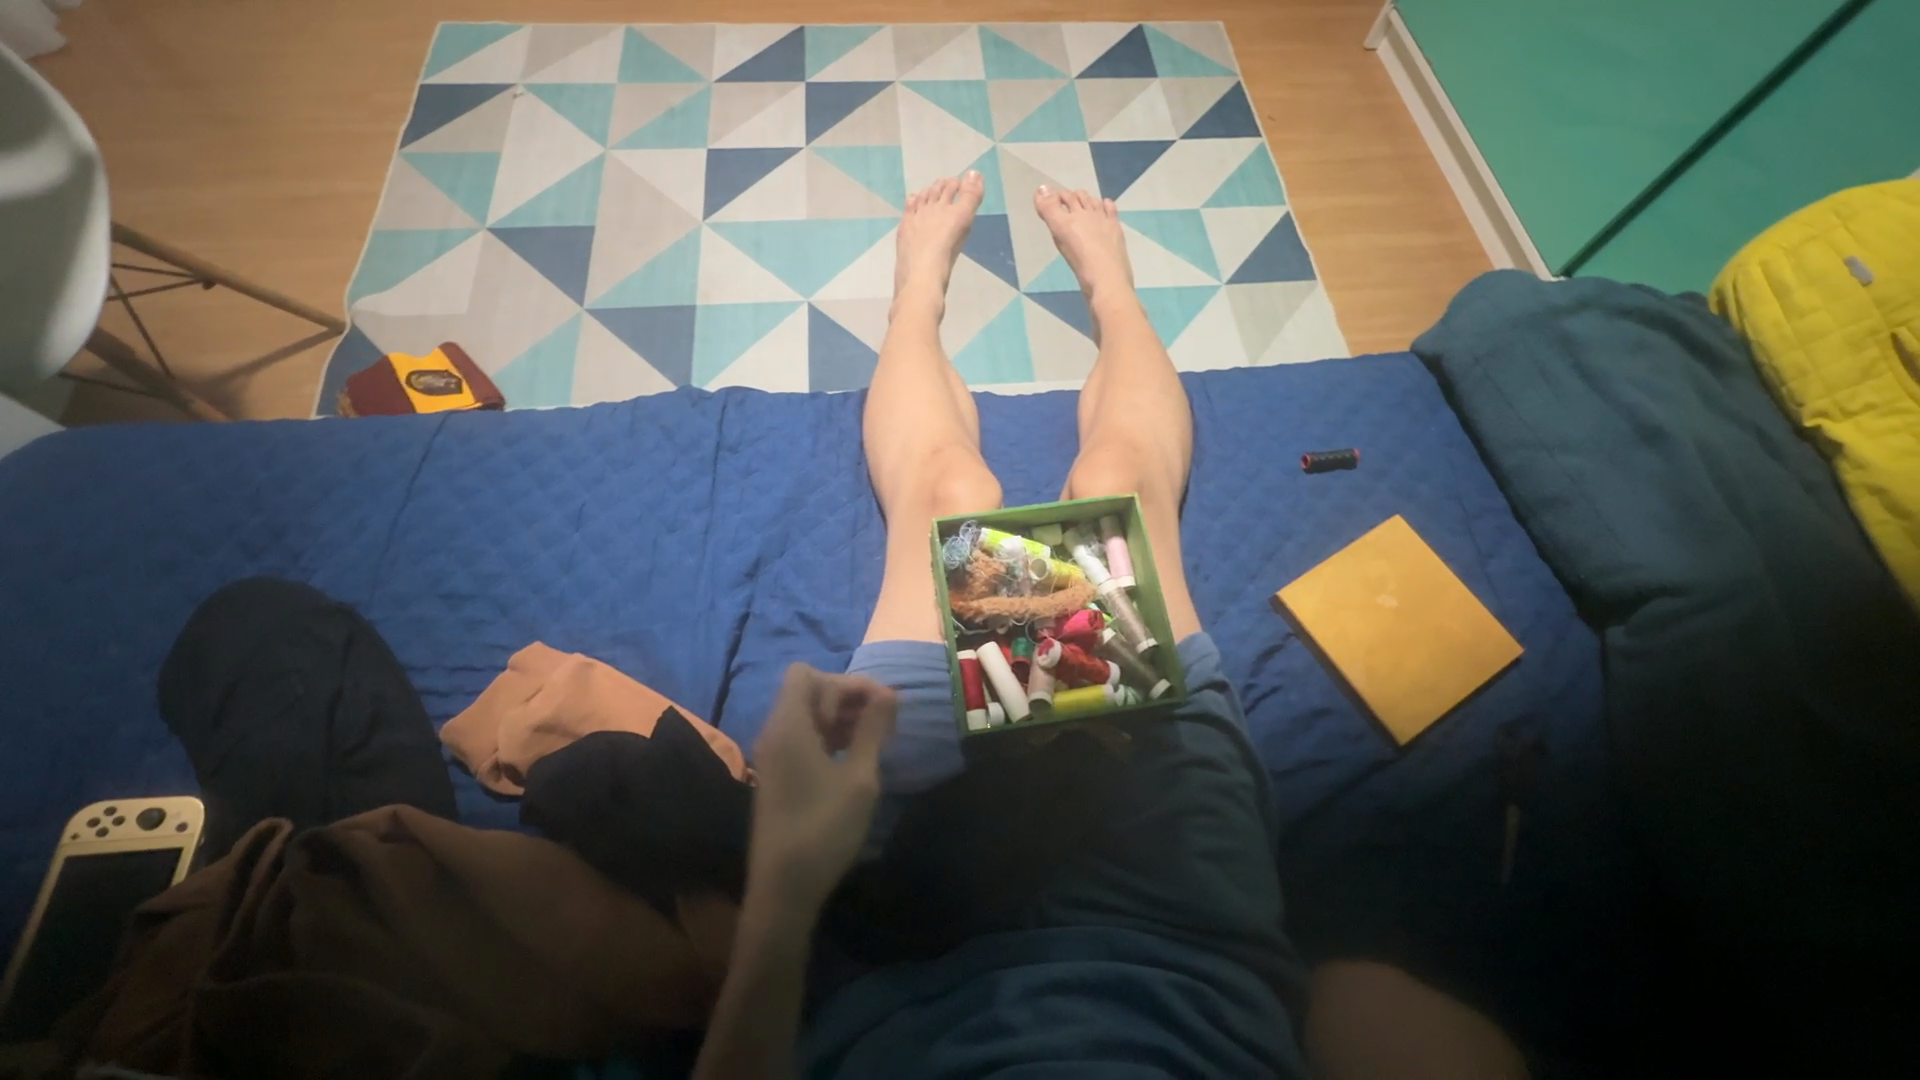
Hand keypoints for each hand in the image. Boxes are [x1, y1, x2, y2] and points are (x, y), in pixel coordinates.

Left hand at [747, 664, 897, 910]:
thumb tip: (888, 693)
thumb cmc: (824, 828)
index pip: (808, 674)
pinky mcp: (778, 777)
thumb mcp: (860, 778)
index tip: (879, 705)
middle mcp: (775, 733)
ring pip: (807, 716)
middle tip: (883, 722)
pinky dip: (829, 738)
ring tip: (875, 739)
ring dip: (840, 718)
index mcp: (789, 725)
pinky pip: (803, 739)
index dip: (845, 682)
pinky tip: (855, 758)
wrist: (783, 889)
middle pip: (808, 692)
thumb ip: (873, 730)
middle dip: (846, 697)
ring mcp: (773, 756)